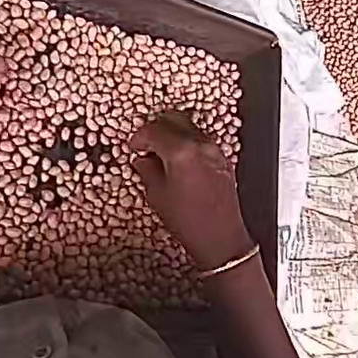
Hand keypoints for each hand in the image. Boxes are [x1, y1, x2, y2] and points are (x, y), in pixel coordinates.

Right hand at [128, 112, 253, 270]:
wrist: (221, 237)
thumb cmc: (189, 221)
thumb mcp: (158, 195)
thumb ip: (147, 170)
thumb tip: (142, 159)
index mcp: (181, 151)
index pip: (153, 130)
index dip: (139, 137)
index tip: (134, 147)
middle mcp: (200, 145)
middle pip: (173, 120)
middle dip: (155, 129)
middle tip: (145, 145)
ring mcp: (214, 150)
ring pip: (188, 127)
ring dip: (172, 135)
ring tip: (160, 155)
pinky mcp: (223, 159)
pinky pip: (201, 141)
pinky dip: (186, 143)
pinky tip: (178, 162)